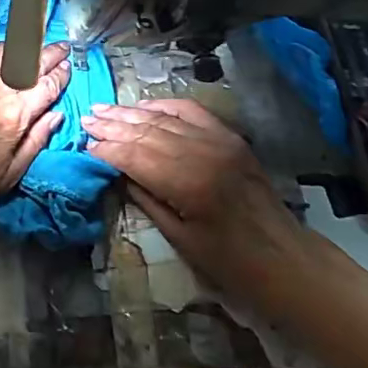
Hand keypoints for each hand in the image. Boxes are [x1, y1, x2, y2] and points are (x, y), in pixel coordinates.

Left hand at [0, 40, 71, 234]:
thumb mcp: (7, 176)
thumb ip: (35, 141)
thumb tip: (55, 115)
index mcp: (14, 112)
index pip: (48, 84)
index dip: (62, 75)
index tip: (69, 69)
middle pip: (30, 59)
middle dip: (50, 52)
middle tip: (62, 47)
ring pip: (3, 48)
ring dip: (23, 47)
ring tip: (34, 47)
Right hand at [82, 99, 308, 294]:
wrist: (284, 257)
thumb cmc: (229, 261)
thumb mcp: (178, 237)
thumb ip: (146, 198)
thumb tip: (117, 172)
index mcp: (188, 184)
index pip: (135, 156)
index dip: (107, 149)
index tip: (84, 146)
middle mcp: (202, 154)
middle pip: (146, 132)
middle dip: (112, 126)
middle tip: (85, 120)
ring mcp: (218, 141)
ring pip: (164, 119)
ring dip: (131, 113)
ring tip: (103, 109)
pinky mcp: (229, 138)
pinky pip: (191, 112)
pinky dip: (164, 106)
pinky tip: (144, 105)